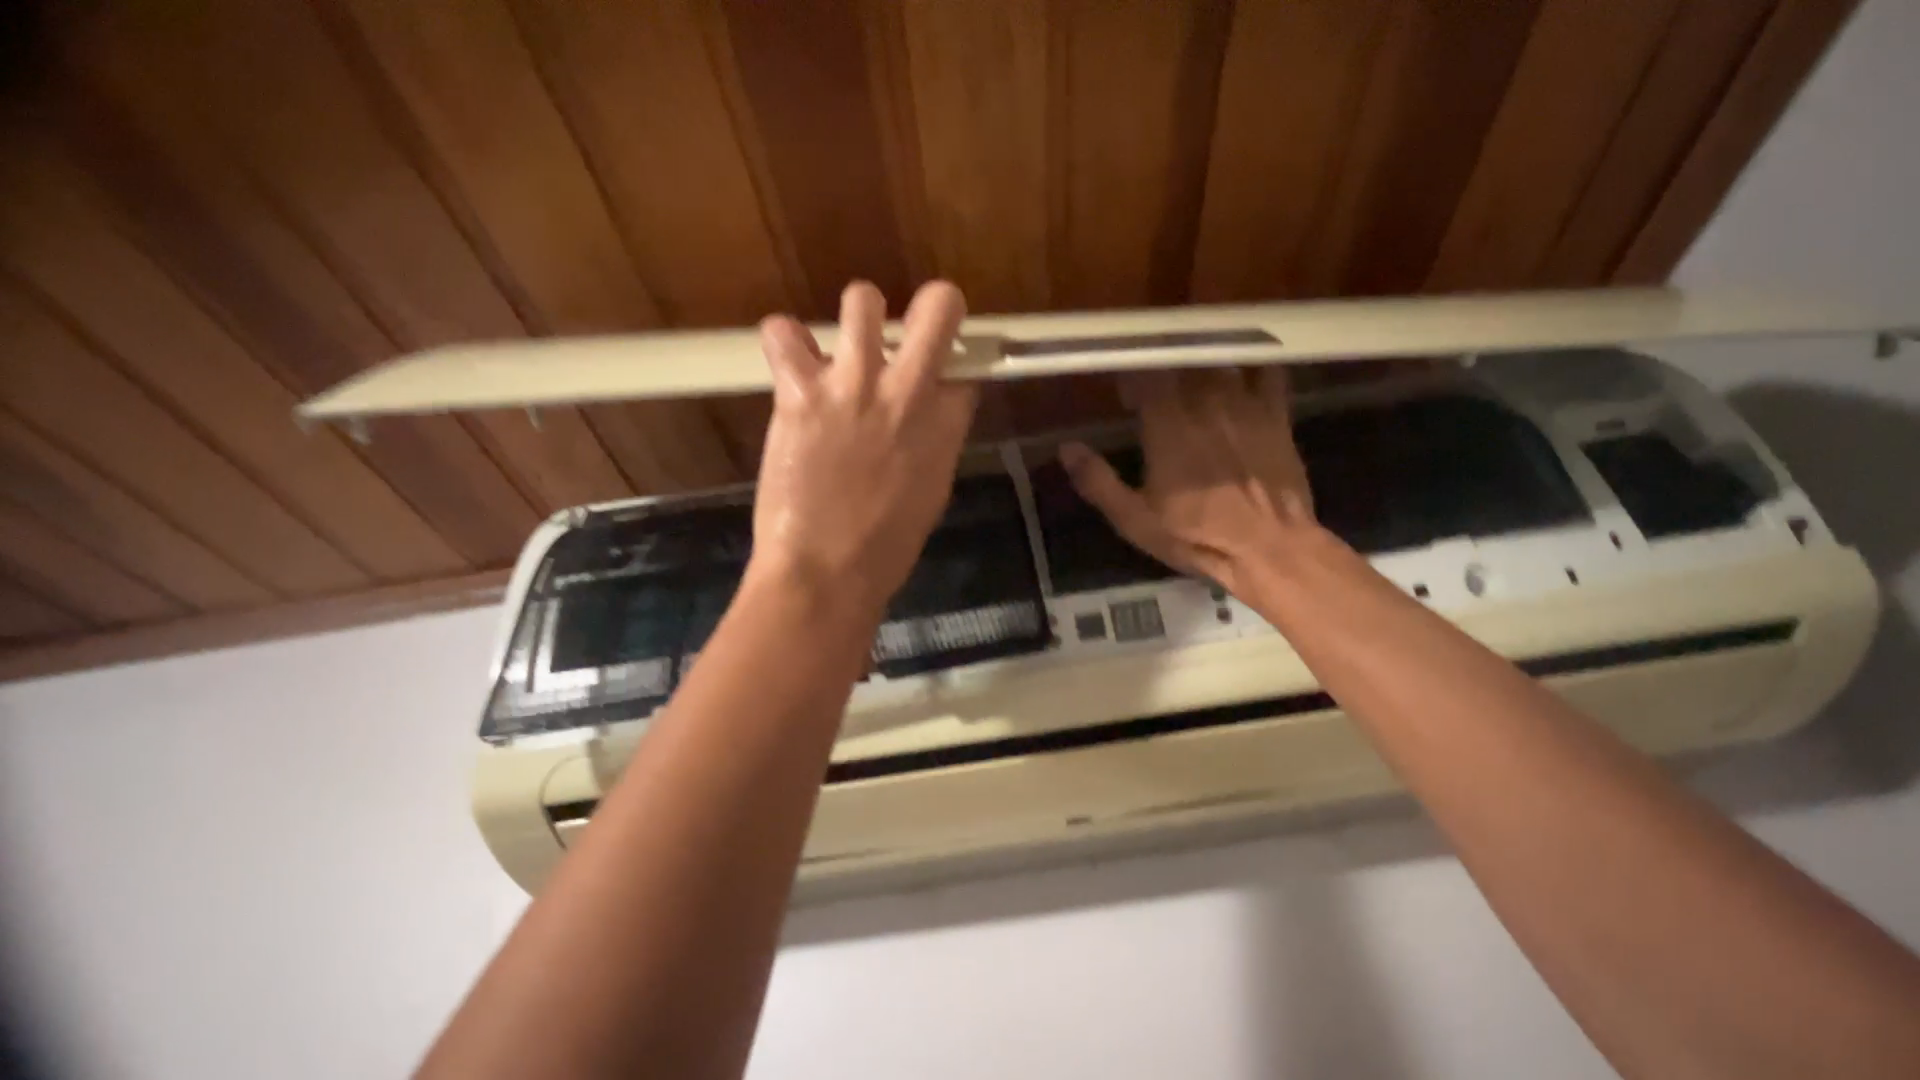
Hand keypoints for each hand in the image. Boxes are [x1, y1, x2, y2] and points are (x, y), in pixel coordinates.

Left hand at [748, 280, 977, 613]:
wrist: (827, 572)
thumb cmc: (885, 548)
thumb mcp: (931, 493)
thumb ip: (934, 443)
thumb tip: (925, 418)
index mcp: (946, 422)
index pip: (964, 367)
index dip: (950, 370)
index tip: (938, 380)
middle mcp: (908, 390)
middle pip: (939, 306)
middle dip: (934, 306)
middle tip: (914, 327)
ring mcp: (853, 384)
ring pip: (862, 299)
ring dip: (857, 315)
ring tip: (844, 346)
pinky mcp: (801, 391)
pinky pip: (783, 334)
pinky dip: (784, 343)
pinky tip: (789, 365)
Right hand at [1060, 368, 1315, 596]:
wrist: (1269, 548)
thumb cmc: (1196, 535)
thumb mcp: (1135, 519)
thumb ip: (1098, 481)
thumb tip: (1066, 448)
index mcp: (1166, 423)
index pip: (1144, 374)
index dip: (1132, 378)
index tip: (1126, 397)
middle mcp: (1205, 401)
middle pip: (1180, 363)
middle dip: (1164, 372)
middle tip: (1157, 395)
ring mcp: (1245, 403)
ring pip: (1218, 363)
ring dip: (1201, 369)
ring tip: (1194, 386)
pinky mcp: (1276, 414)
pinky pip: (1266, 371)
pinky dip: (1252, 366)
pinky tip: (1244, 374)